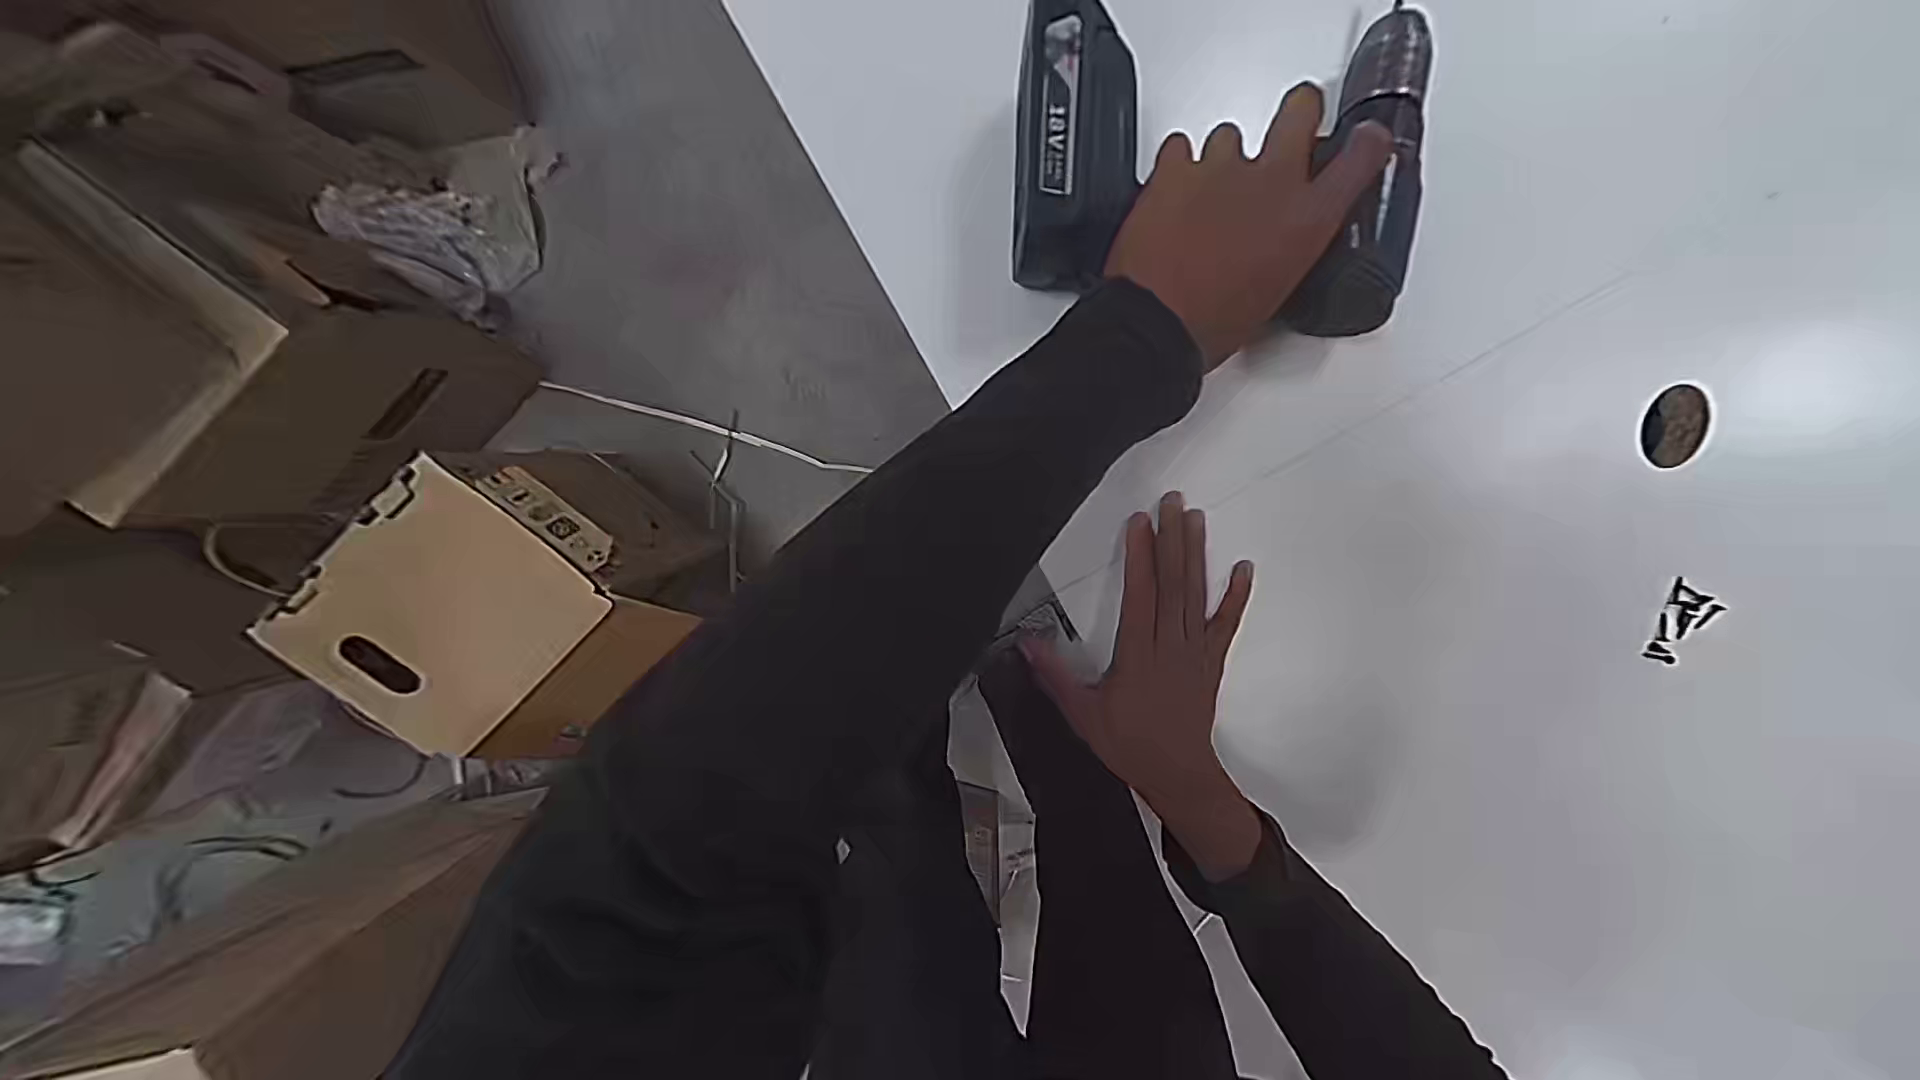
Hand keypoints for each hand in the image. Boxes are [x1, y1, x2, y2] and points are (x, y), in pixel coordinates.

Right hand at [1021, 492, 1263, 879]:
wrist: (1177, 774)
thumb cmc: (1128, 743)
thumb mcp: (1082, 712)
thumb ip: (1056, 675)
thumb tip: (1028, 643)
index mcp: (1138, 655)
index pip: (1140, 595)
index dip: (1140, 556)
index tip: (1139, 523)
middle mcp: (1170, 646)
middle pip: (1172, 584)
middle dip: (1171, 539)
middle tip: (1172, 502)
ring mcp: (1195, 651)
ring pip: (1196, 595)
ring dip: (1196, 554)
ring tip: (1195, 518)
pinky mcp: (1211, 660)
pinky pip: (1226, 624)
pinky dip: (1236, 596)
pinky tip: (1243, 568)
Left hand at [1104, 83, 1393, 368]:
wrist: (1154, 327)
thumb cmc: (1208, 326)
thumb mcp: (1272, 295)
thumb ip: (1286, 251)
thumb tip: (1276, 247)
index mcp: (1309, 219)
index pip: (1362, 154)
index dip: (1363, 143)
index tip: (1359, 143)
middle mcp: (1272, 181)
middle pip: (1301, 108)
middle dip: (1295, 116)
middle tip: (1282, 140)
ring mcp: (1220, 168)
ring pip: (1230, 135)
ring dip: (1221, 161)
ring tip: (1203, 200)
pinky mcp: (1172, 170)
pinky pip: (1178, 148)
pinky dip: (1175, 167)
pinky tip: (1171, 195)